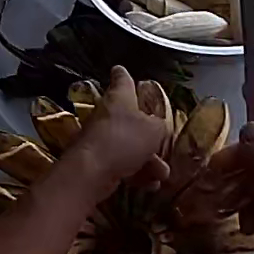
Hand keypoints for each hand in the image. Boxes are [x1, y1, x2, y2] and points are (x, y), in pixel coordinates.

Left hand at [63, 67, 169, 193]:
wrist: (91, 172)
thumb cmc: (124, 140)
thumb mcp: (154, 130)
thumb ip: (159, 126)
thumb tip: (157, 128)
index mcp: (119, 98)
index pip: (122, 79)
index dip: (124, 75)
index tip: (121, 69)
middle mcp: (107, 114)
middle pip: (130, 119)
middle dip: (149, 136)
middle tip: (162, 146)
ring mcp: (100, 138)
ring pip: (129, 145)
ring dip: (147, 160)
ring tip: (161, 175)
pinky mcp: (96, 160)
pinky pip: (121, 164)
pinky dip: (136, 173)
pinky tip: (149, 185)